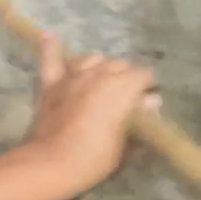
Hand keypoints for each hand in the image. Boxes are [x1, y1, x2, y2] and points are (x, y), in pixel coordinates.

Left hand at [19, 33, 157, 196]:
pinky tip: (50, 36)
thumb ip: (139, 121)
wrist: (51, 163)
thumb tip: (150, 103)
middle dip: (127, 77)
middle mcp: (98, 74)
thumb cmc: (95, 159)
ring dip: (100, 67)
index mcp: (122, 87)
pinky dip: (51, 48)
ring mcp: (72, 76)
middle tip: (126, 98)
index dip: (149, 87)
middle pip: (119, 65)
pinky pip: (51, 60)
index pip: (144, 74)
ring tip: (101, 81)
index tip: (149, 102)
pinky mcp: (51, 84)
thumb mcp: (127, 145)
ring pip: (92, 59)